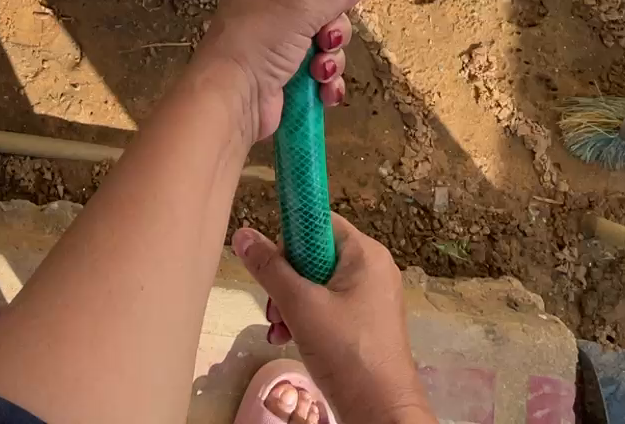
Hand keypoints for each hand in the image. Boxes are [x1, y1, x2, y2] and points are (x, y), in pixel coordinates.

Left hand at [192, 0, 371, 142]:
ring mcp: (274, 47)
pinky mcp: (283, 78)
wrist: (231, 99)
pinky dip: (326, 83)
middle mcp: (267, 12)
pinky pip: (318, 74)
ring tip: (319, 72)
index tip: (336, 1)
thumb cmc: (258, 41)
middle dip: (333, 31)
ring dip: (330, 60)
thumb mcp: (300, 6)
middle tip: (326, 40)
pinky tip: (323, 92)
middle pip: (322, 12)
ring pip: (324, 45)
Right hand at [232, 216, 434, 423]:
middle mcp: (372, 268)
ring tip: (277, 328)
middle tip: (273, 307)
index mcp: (365, 253)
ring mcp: (370, 298)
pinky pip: (327, 305)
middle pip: (314, 254)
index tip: (271, 265)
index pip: (318, 221)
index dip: (290, 237)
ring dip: (289, 302)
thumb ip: (269, 268)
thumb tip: (242, 234)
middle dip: (285, 280)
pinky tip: (287, 339)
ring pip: (316, 282)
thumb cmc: (346, 351)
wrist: (382, 417)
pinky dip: (305, 318)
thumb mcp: (300, 305)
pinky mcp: (365, 323)